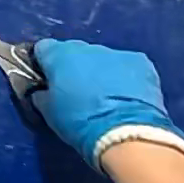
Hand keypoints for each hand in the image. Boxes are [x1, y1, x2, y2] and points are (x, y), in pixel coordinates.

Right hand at [31, 39, 183, 169]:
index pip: (43, 49)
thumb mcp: (49, 113)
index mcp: (60, 55)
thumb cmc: (80, 124)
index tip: (46, 80)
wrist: (127, 135)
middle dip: (73, 68)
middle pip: (73, 52)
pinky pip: (126, 66)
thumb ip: (42, 95)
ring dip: (99, 72)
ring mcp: (116, 53)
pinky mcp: (141, 62)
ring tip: (104, 98)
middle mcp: (87, 47)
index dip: (43, 63)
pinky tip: (126, 97)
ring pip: (101, 58)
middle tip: (76, 93)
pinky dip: (124, 77)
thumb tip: (42, 91)